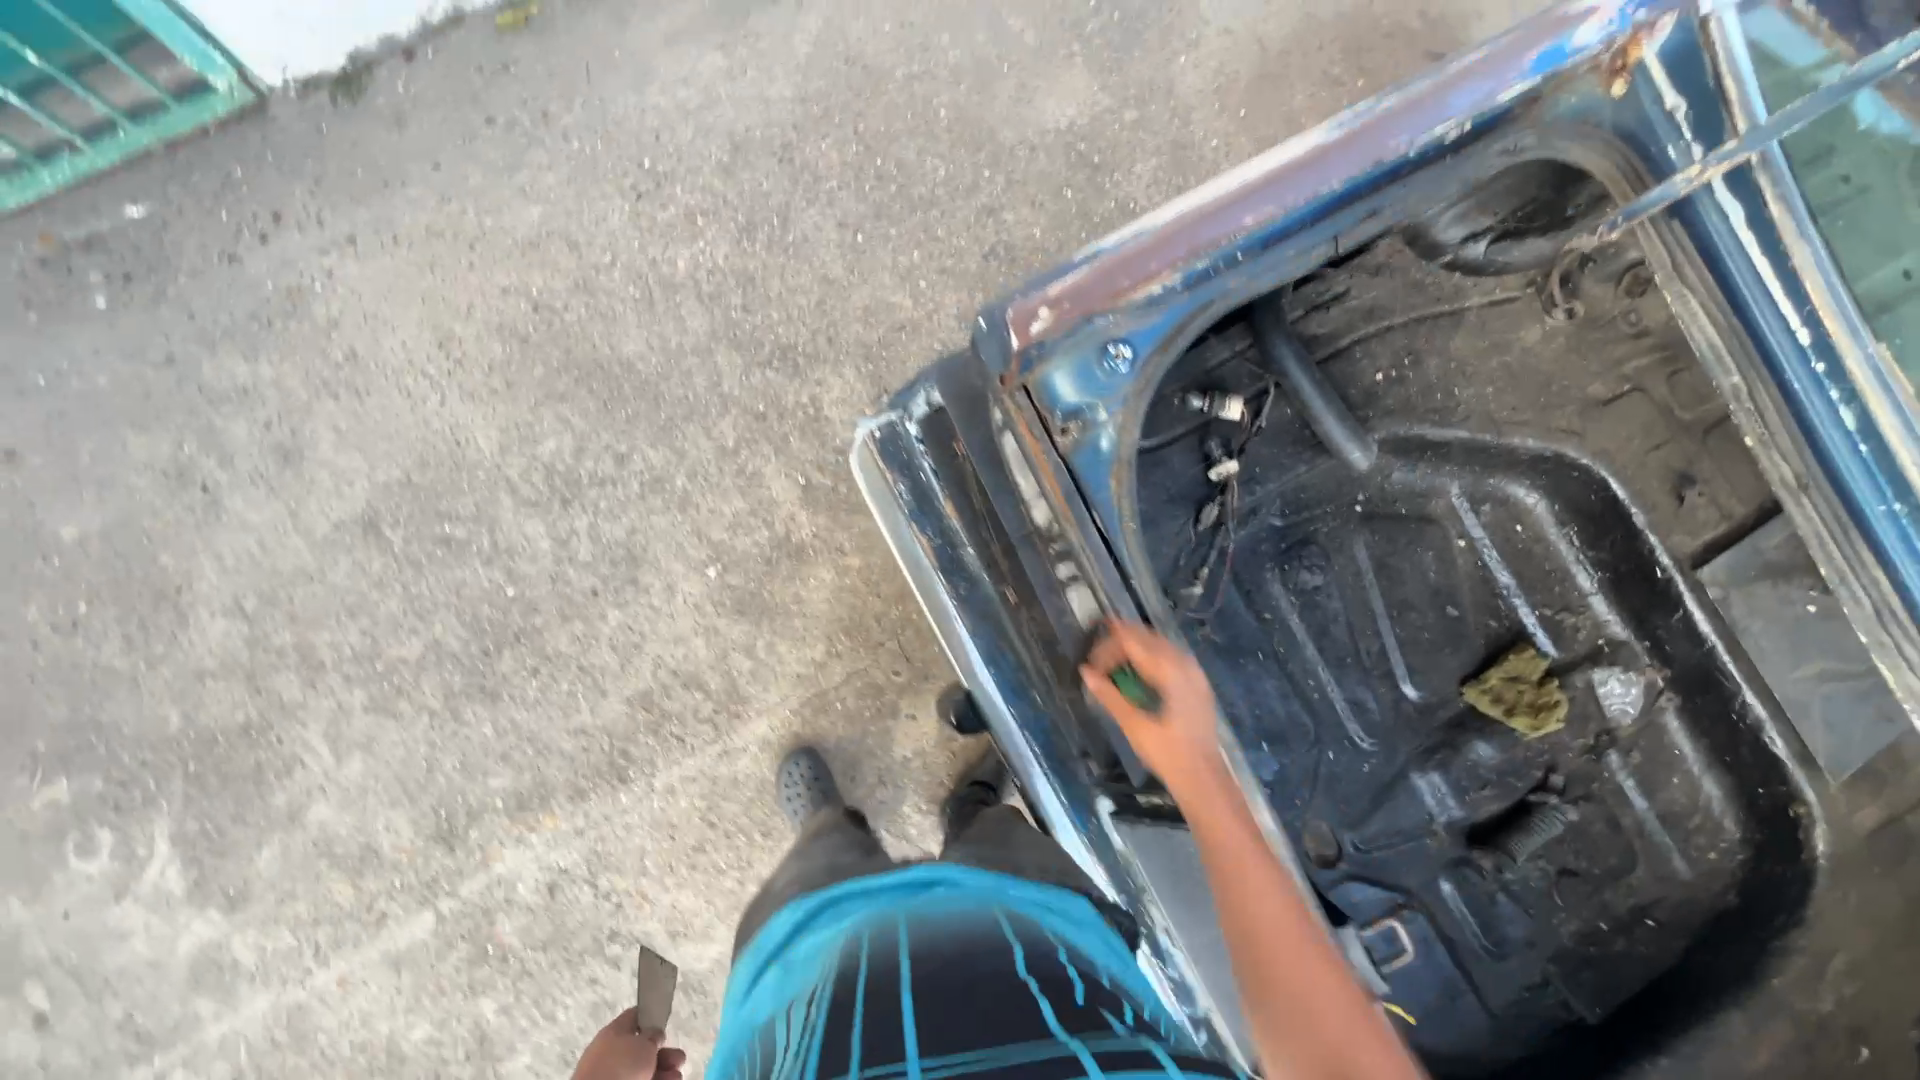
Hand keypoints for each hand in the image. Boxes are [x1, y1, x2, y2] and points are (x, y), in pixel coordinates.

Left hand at [571, 1008, 687, 1079]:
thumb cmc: (622, 1066)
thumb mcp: (645, 1043)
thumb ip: (653, 1035)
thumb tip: (654, 1035)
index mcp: (613, 1032)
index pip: (634, 1016)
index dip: (652, 1018)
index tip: (666, 1026)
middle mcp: (610, 1052)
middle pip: (642, 1048)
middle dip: (665, 1053)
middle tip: (679, 1059)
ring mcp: (610, 1074)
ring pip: (643, 1068)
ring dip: (664, 1070)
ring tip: (676, 1076)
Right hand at [1081, 619, 1226, 799]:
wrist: (1203, 777)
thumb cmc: (1167, 753)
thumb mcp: (1133, 725)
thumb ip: (1109, 695)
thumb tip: (1085, 671)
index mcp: (1168, 671)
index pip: (1132, 641)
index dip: (1107, 645)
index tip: (1089, 663)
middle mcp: (1184, 663)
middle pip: (1146, 637)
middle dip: (1120, 644)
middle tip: (1099, 664)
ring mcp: (1194, 672)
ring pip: (1160, 645)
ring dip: (1135, 649)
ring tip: (1115, 667)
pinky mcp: (1198, 683)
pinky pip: (1171, 656)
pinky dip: (1151, 658)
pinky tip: (1140, 675)